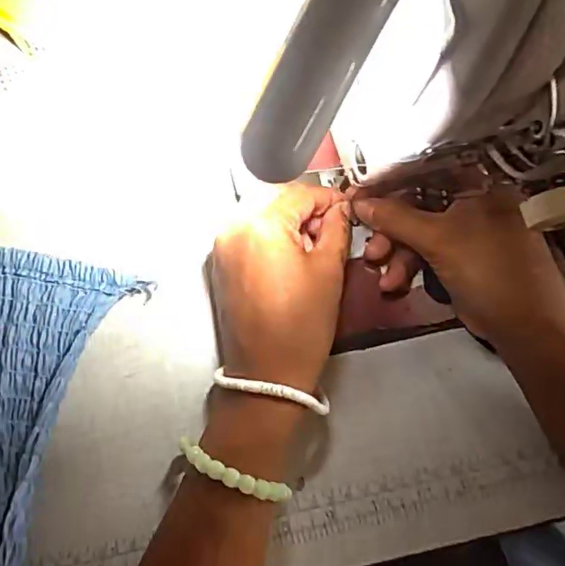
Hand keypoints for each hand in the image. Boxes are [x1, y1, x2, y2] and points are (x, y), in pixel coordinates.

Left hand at [209, 183, 350, 392]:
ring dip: (287, 221)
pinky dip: (269, 236)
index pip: (299, 193)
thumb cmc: (298, 330)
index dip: (328, 198)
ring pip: (260, 214)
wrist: (267, 373)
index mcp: (260, 226)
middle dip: (305, 209)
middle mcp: (233, 229)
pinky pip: (247, 234)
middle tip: (331, 228)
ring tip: (311, 247)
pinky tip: (290, 258)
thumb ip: (336, 229)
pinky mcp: (220, 265)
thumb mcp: (329, 272)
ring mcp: (222, 247)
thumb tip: (339, 210)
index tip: (344, 209)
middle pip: (276, 199)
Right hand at [353, 186, 564, 345]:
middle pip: (418, 205)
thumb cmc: (492, 271)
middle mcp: (474, 203)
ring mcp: (468, 234)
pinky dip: (409, 267)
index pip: (426, 171)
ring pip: (419, 234)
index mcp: (479, 185)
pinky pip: (427, 254)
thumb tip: (360, 203)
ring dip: (397, 255)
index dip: (391, 183)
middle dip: (391, 231)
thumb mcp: (439, 239)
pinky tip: (395, 284)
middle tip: (372, 250)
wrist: (526, 324)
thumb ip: (396, 218)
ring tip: (385, 277)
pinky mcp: (462, 260)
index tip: (361, 197)